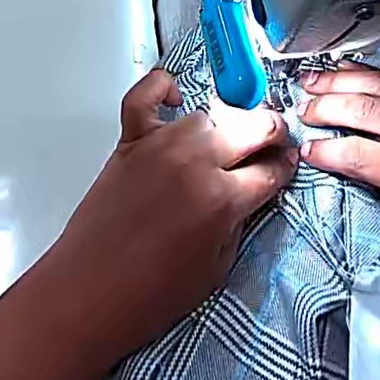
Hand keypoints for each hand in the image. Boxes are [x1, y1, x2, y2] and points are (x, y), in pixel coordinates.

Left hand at [31, 70, 296, 368]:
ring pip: (205, 116)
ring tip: (222, 143)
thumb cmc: (151, 292)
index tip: (286, 161)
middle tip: (271, 141)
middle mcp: (195, 163)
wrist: (92, 288)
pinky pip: (145, 95)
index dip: (284, 166)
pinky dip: (160, 88)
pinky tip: (174, 97)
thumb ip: (238, 220)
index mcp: (222, 201)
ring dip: (219, 128)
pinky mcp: (130, 139)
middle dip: (269, 133)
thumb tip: (249, 191)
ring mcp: (161, 145)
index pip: (269, 170)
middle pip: (249, 128)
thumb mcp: (217, 267)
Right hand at [297, 64, 379, 294]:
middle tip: (302, 109)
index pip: (364, 154)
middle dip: (328, 106)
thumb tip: (352, 164)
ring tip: (313, 81)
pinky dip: (373, 75)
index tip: (307, 150)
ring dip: (344, 80)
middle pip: (369, 108)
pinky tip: (351, 73)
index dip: (329, 151)